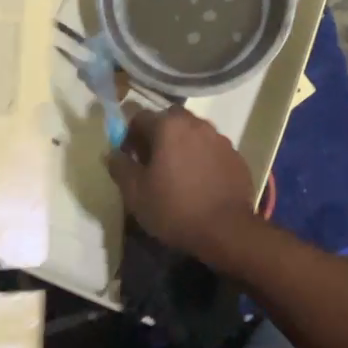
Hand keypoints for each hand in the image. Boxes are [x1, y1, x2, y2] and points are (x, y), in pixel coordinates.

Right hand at [106, 106, 257, 257]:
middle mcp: (196, 123)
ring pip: (193, 132)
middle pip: (169, 120)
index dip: (129, 136)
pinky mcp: (235, 155)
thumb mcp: (136, 193)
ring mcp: (219, 137)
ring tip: (177, 173)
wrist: (227, 230)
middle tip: (152, 162)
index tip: (128, 157)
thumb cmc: (175, 209)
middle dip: (157, 135)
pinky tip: (199, 182)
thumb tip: (112, 153)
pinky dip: (202, 157)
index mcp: (168, 126)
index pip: (140, 117)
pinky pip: (211, 149)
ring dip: (181, 145)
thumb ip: (120, 167)